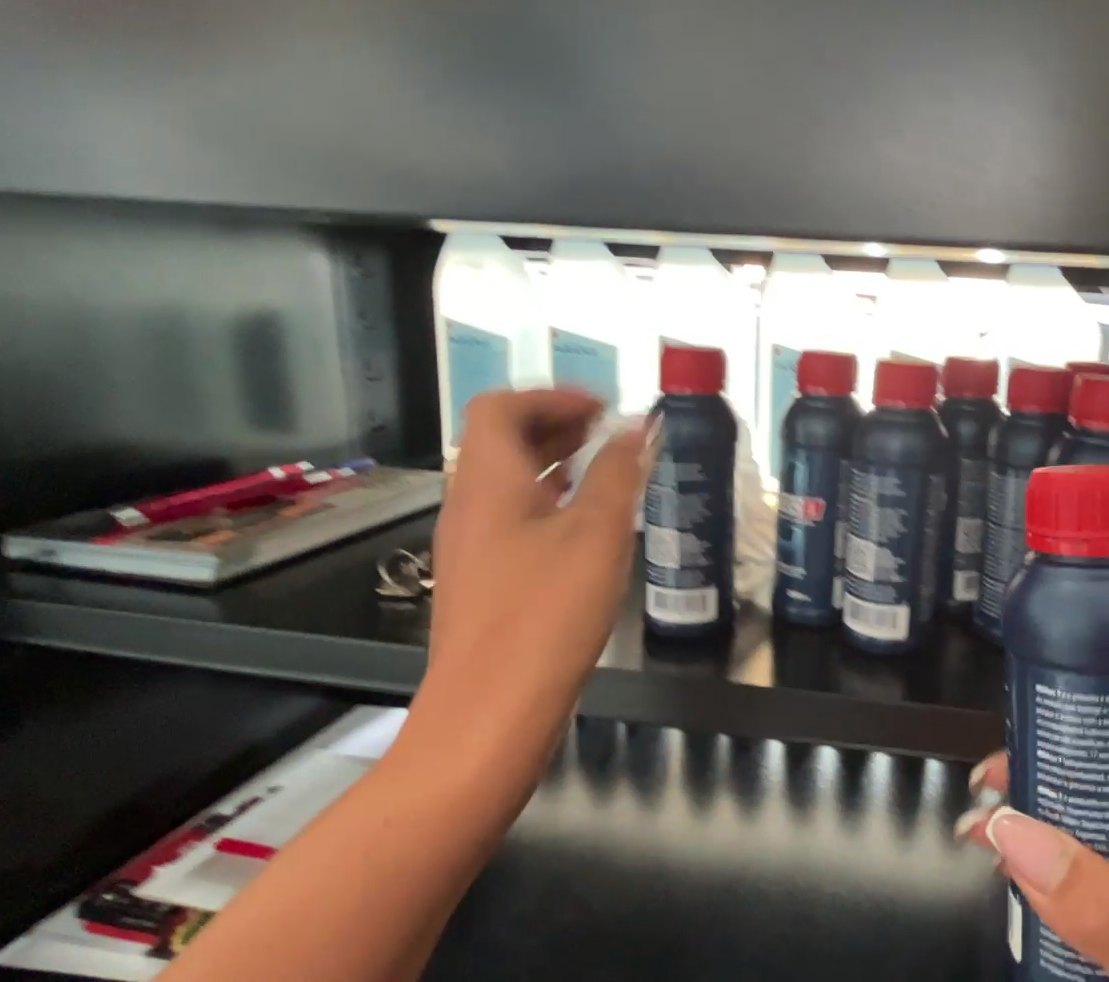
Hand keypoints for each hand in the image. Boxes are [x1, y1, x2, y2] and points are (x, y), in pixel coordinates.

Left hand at [410, 390, 654, 768]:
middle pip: (500, 441)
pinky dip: (548, 504)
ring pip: (507, 482)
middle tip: (610, 435)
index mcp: (487, 481)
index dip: (551, 396)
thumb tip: (640, 426)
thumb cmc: (546, 613)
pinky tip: (587, 532)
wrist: (490, 713)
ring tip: (607, 476)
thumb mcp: (598, 534)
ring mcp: (469, 547)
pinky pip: (510, 518)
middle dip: (557, 426)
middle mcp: (467, 505)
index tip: (603, 409)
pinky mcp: (480, 582)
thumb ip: (619, 472)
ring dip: (554, 465)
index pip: (500, 407)